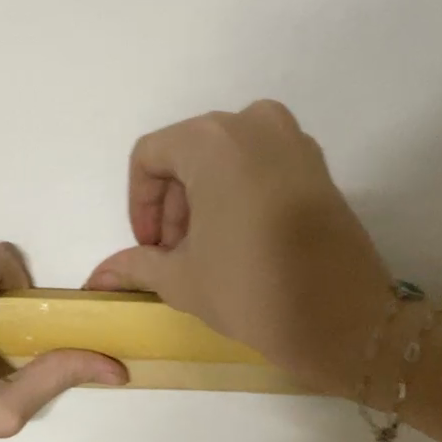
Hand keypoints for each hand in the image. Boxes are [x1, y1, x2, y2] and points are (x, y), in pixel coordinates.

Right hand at [85, 101, 394, 397]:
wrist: (342, 318)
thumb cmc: (250, 289)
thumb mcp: (182, 279)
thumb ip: (136, 266)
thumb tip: (99, 277)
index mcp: (211, 140)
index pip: (151, 156)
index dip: (140, 204)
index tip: (149, 248)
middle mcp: (253, 123)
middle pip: (190, 154)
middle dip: (174, 203)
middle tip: (174, 255)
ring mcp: (293, 141)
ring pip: (227, 160)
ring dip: (205, 200)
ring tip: (207, 253)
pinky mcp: (318, 166)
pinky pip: (262, 168)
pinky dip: (240, 195)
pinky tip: (240, 242)